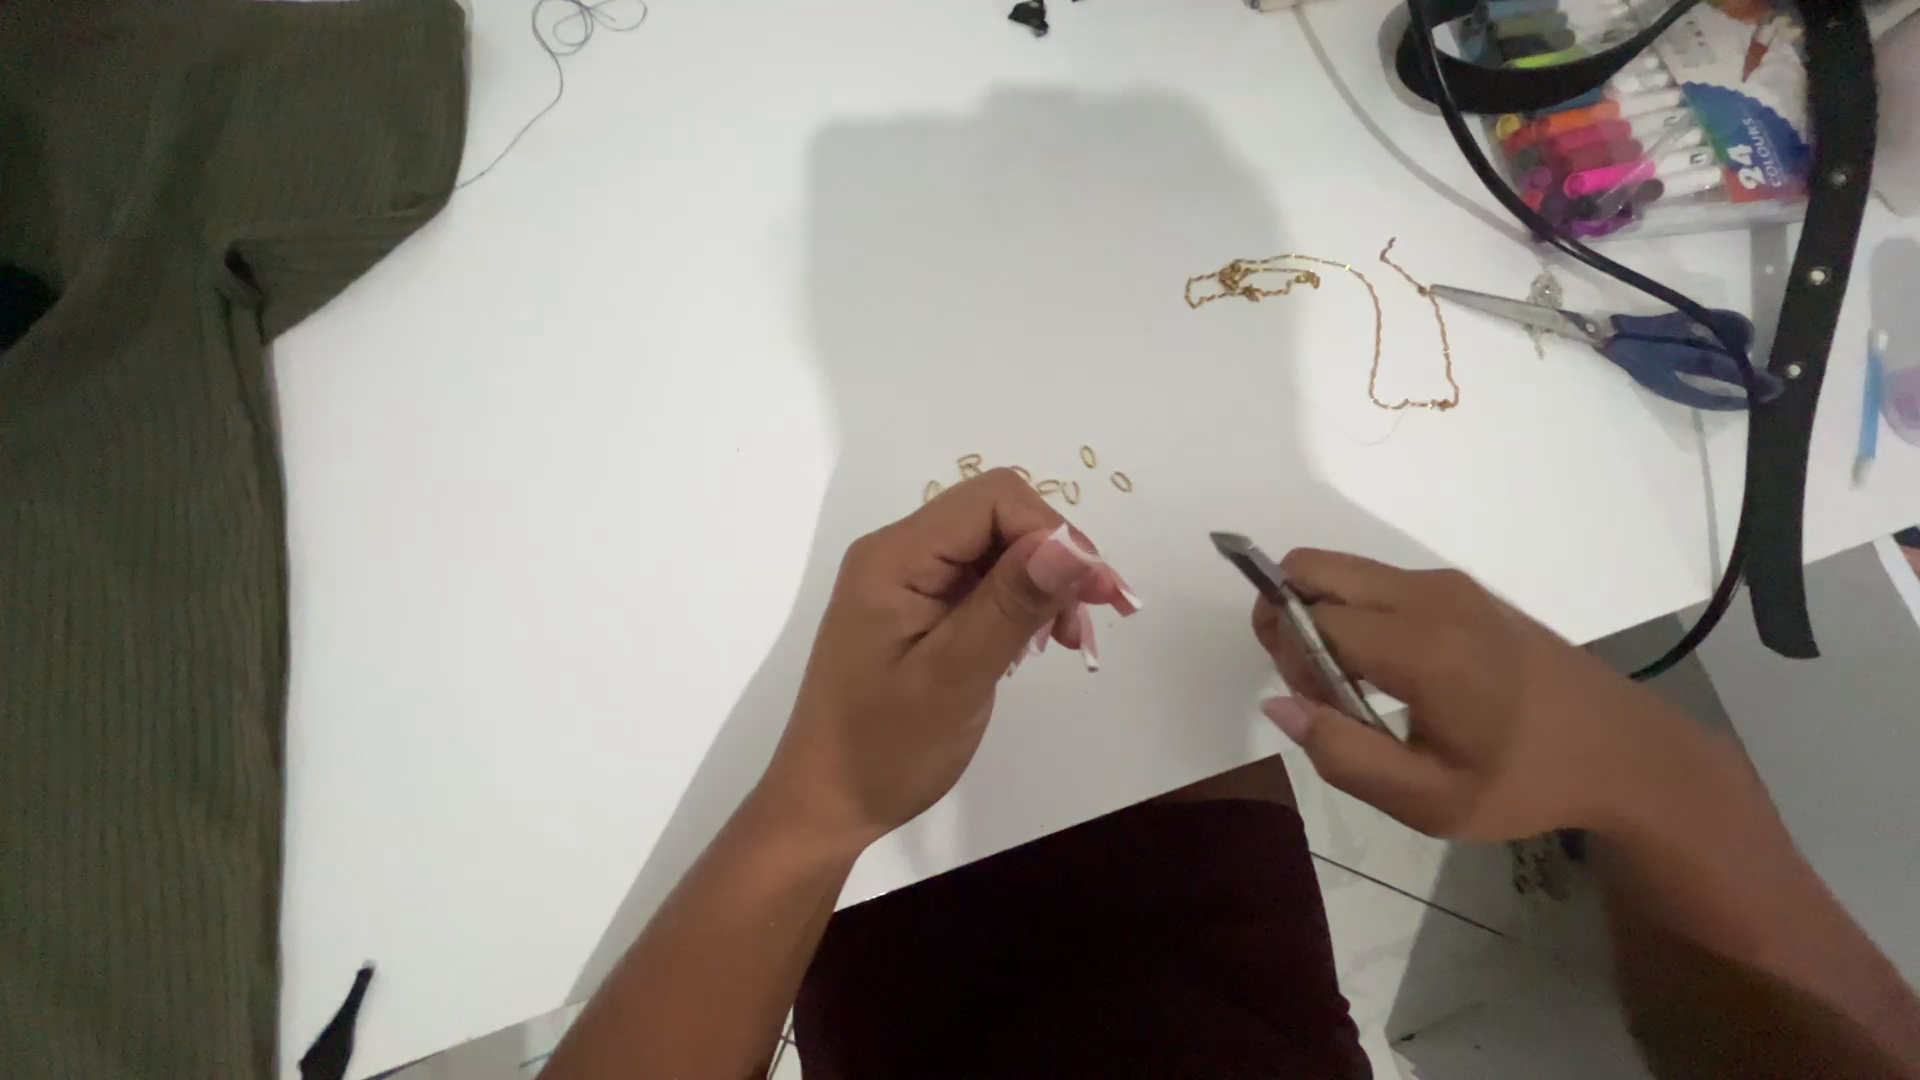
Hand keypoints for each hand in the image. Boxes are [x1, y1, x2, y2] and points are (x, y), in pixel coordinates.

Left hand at [757, 470, 1138, 849]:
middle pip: (997, 518)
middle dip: (1053, 559)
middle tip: (1082, 624)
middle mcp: (899, 553)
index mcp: (895, 556)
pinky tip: (1034, 643)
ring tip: (1063, 640)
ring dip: (1042, 584)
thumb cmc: (883, 749)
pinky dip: (1020, 604)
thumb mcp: (953, 677)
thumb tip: (1072, 546)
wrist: (828, 800)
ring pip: (996, 549)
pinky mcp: (920, 607)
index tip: (1096, 593)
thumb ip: (1011, 605)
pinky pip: (983, 582)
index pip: (992, 500)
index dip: (1052, 533)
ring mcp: (908, 580)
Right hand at [1253, 550, 1694, 841]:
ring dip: (1316, 612)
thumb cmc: (1526, 783)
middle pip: (1310, 568)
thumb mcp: (1429, 801)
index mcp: (1424, 648)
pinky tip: (1384, 664)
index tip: (1316, 701)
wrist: (1629, 753)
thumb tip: (1276, 702)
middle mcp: (1429, 597)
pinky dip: (1348, 608)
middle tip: (1311, 675)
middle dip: (1284, 615)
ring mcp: (1446, 584)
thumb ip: (1342, 755)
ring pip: (1336, 569)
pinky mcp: (1457, 585)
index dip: (1290, 656)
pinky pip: (1370, 578)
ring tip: (1351, 676)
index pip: (1308, 616)